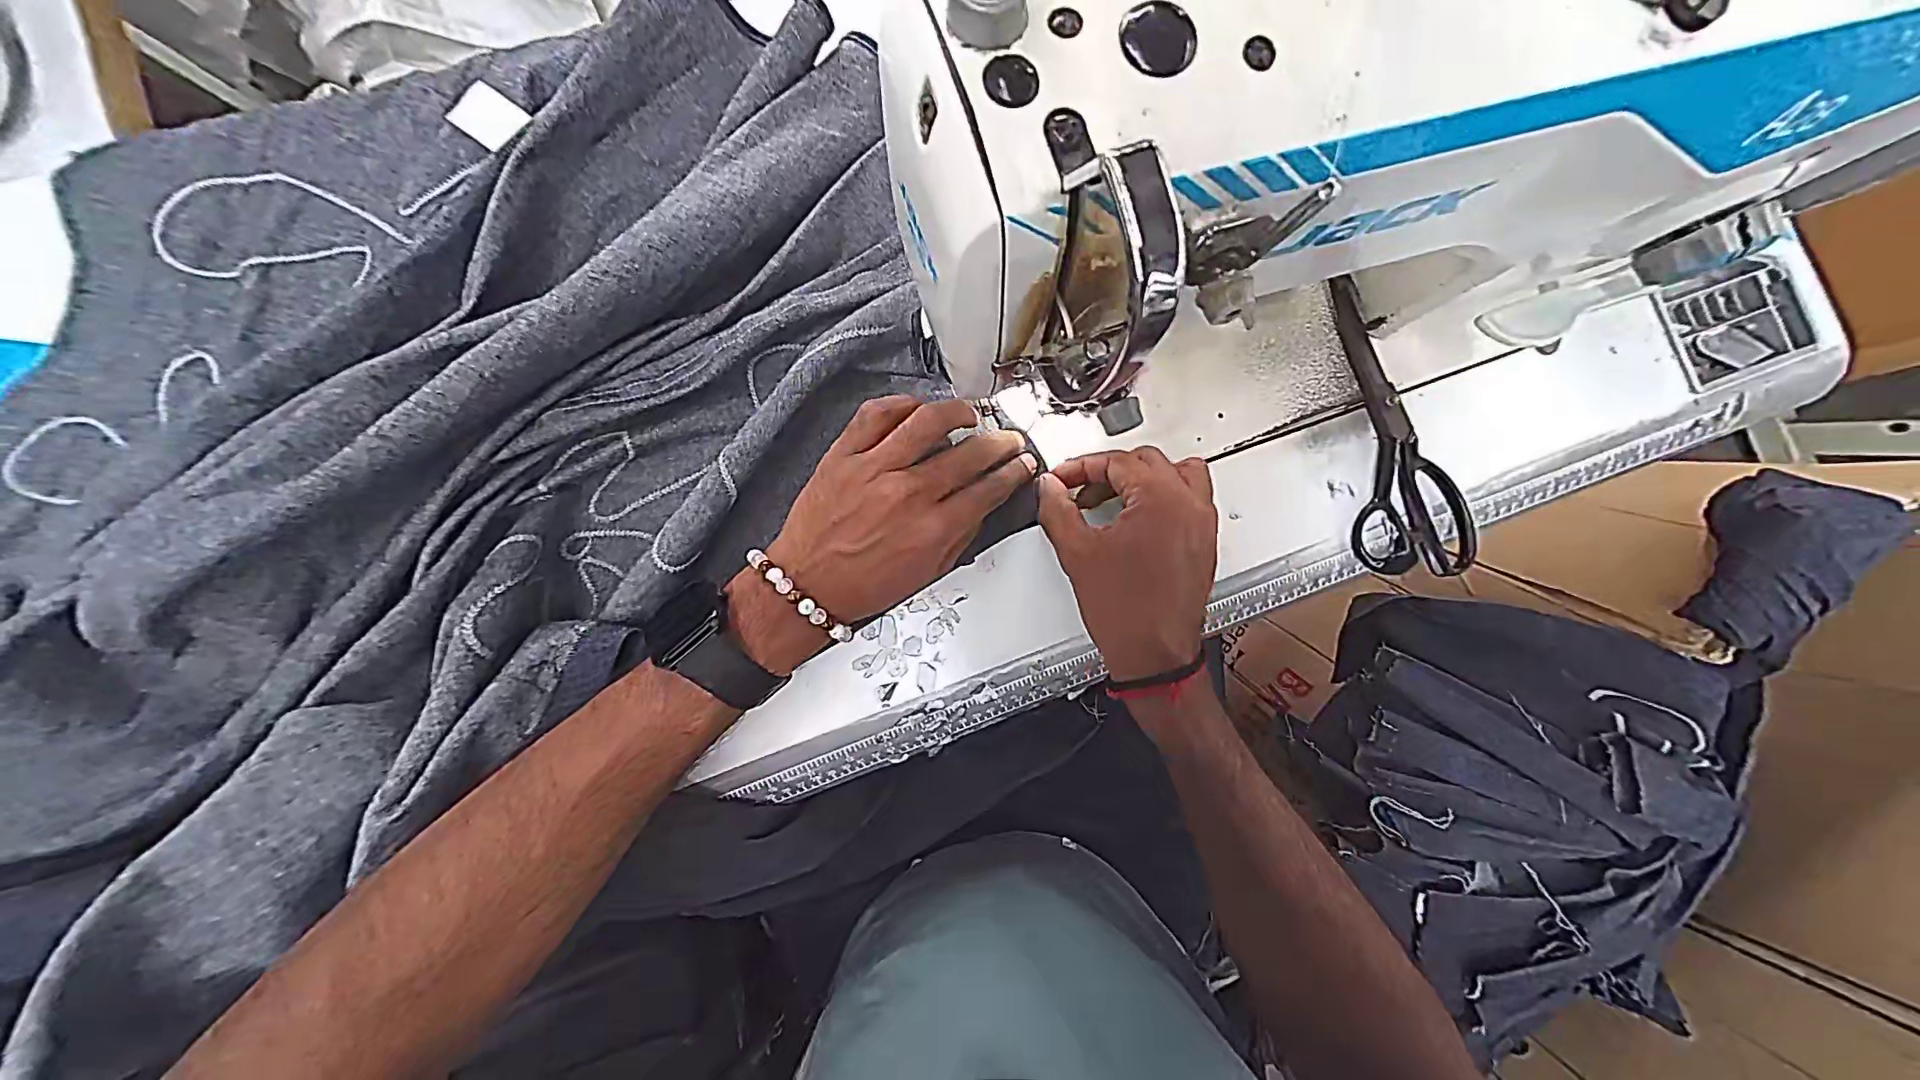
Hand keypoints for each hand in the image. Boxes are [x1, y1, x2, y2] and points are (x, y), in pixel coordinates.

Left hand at [727, 396, 1034, 674]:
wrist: (807, 586)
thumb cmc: (860, 585)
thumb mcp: (927, 572)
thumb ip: (959, 536)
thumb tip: (981, 505)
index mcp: (932, 529)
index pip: (988, 488)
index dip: (1013, 472)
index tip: (1020, 465)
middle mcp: (907, 494)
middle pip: (969, 453)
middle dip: (1000, 443)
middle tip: (1007, 440)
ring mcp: (873, 470)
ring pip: (928, 421)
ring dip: (959, 412)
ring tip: (969, 414)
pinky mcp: (844, 456)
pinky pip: (876, 414)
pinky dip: (901, 404)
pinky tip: (916, 408)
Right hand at [1035, 447, 1217, 681]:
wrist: (1155, 653)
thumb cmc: (1128, 614)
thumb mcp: (1077, 553)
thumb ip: (1058, 510)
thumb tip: (1051, 489)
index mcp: (1160, 500)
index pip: (1117, 462)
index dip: (1082, 467)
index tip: (1064, 478)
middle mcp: (1189, 505)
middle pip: (1146, 461)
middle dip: (1108, 471)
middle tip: (1080, 489)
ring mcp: (1202, 523)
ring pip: (1176, 473)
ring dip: (1142, 478)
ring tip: (1112, 497)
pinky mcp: (1205, 541)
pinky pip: (1190, 499)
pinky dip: (1164, 496)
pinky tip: (1137, 518)